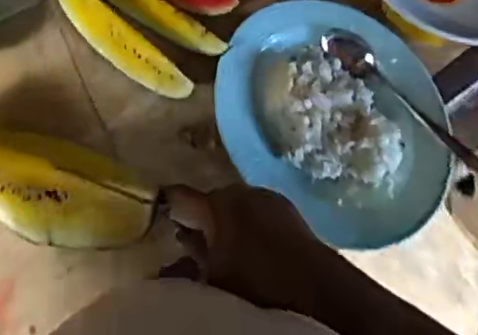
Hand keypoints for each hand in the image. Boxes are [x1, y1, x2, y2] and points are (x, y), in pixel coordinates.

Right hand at [163, 185, 326, 312]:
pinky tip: (257, 246)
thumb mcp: (215, 281)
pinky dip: (254, 225)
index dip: (169, 204)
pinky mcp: (287, 208)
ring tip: (231, 248)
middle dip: (205, 221)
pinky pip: (260, 211)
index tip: (162, 213)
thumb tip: (163, 268)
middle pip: (211, 202)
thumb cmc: (256, 282)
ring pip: (237, 205)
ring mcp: (264, 196)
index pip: (181, 195)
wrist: (315, 287)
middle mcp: (237, 190)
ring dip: (231, 222)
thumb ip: (188, 268)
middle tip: (200, 245)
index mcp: (215, 203)